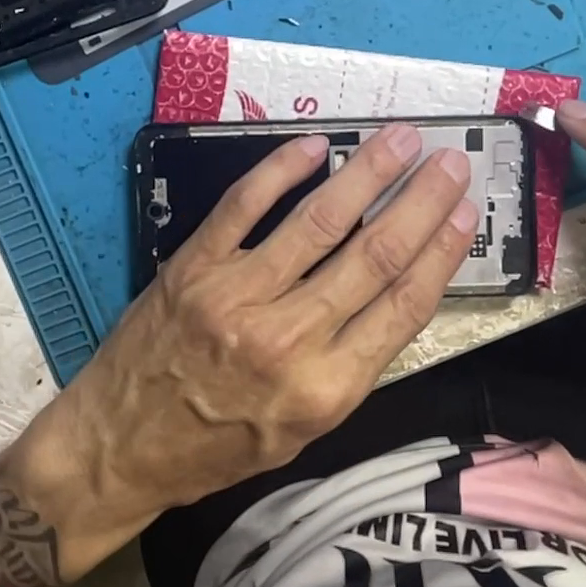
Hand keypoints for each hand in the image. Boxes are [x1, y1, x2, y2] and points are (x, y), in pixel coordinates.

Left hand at [5, 124, 477, 577]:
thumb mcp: (301, 432)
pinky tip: (313, 147)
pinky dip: (279, 170)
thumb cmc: (216, 447)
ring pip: (317, 222)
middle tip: (449, 162)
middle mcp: (287, 339)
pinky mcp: (193, 265)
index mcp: (324, 390)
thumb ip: (349, 368)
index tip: (465, 214)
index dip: (440, 253)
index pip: (402, 306)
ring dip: (365, 174)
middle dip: (418, 202)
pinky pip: (243, 205)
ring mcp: (236, 295)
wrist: (120, 447)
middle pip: (371, 255)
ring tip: (399, 139)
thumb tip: (393, 295)